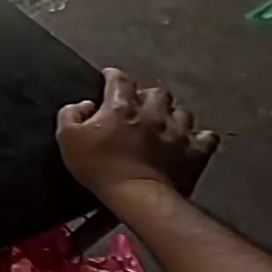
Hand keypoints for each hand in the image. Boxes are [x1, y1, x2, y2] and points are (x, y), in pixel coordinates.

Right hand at [57, 67, 219, 200]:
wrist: (136, 195)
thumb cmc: (98, 166)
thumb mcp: (67, 138)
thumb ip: (70, 114)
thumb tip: (85, 105)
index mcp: (122, 106)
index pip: (120, 80)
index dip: (113, 76)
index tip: (109, 77)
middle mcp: (154, 112)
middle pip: (155, 92)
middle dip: (146, 96)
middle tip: (137, 106)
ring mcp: (178, 130)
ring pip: (181, 112)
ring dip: (171, 115)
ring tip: (162, 123)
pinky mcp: (196, 150)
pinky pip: (205, 136)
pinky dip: (197, 136)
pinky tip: (187, 140)